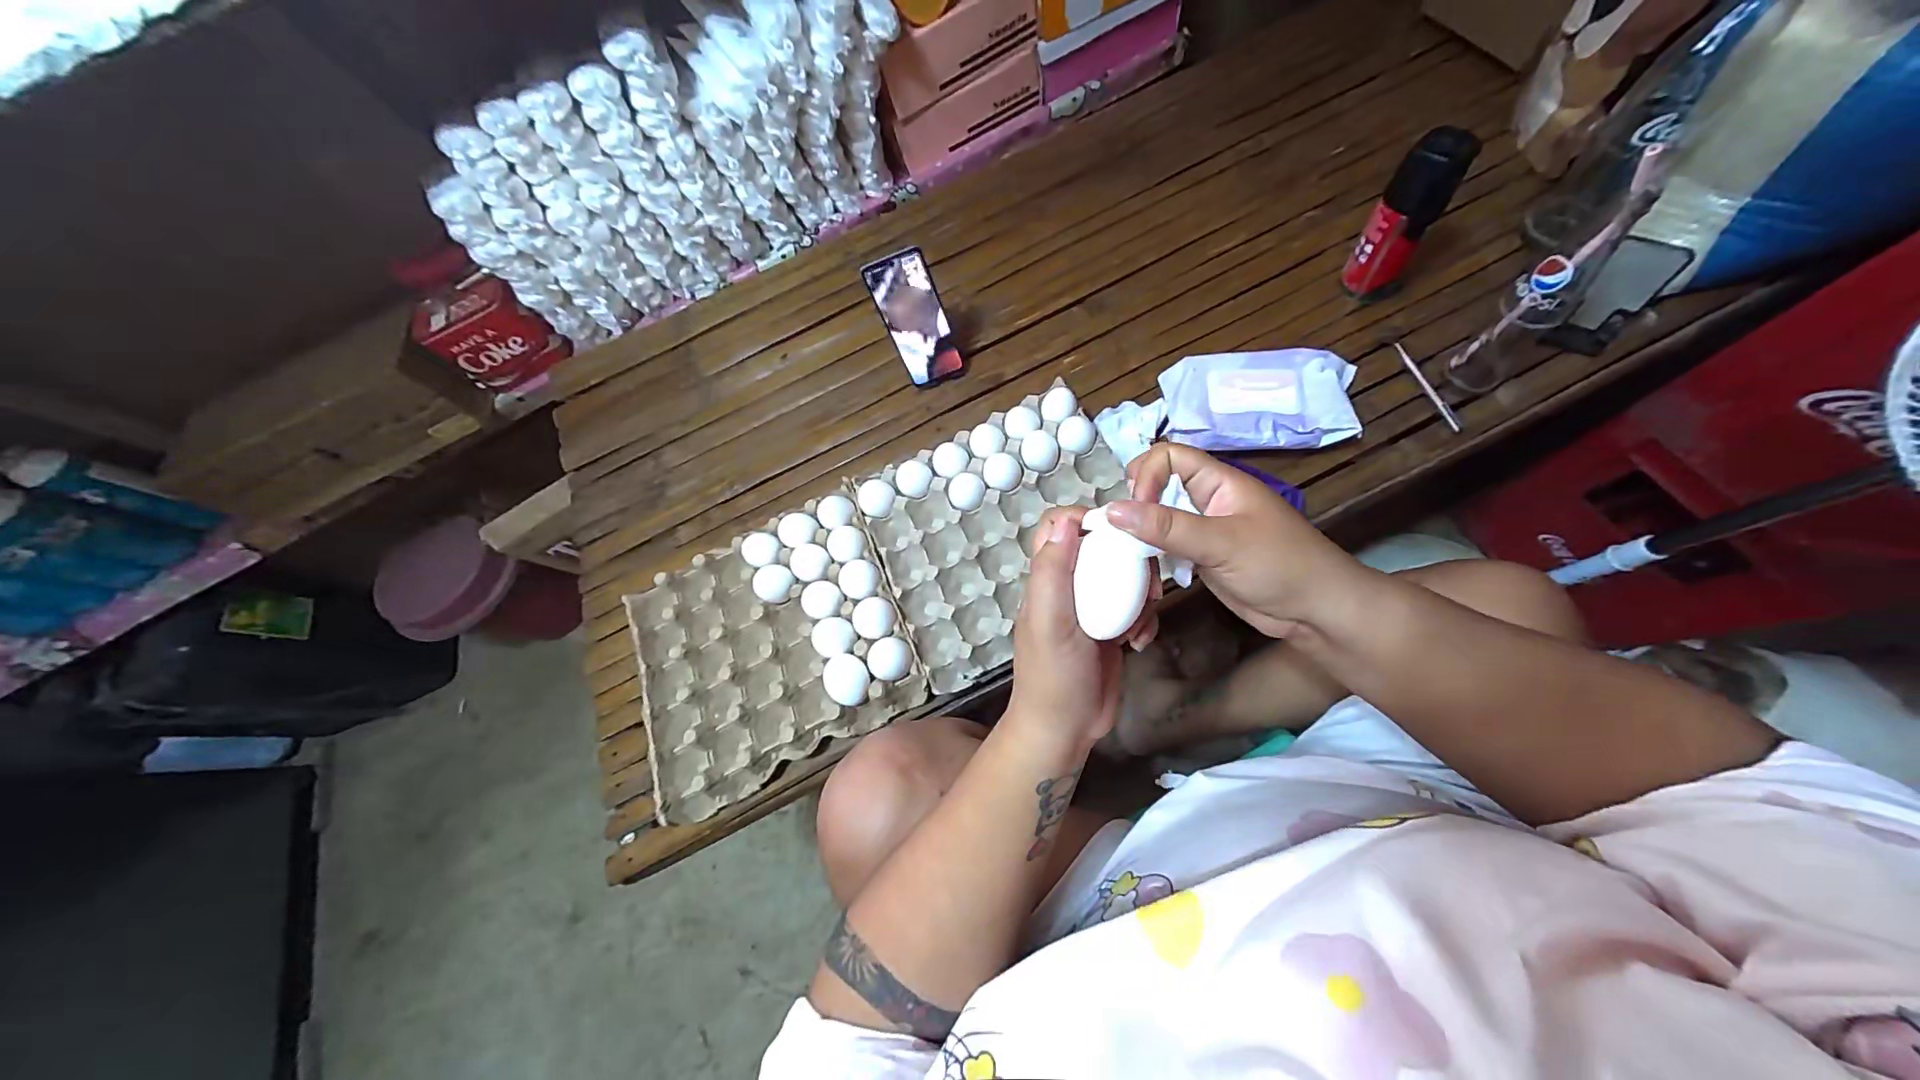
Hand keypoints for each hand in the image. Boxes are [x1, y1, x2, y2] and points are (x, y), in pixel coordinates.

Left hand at [1004, 508, 1125, 750]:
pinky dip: (1142, 621)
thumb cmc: (1054, 677)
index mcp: (1046, 579)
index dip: (1086, 519)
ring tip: (1139, 623)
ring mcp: (1090, 608)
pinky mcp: (1110, 628)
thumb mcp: (1050, 622)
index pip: (1059, 527)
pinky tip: (1138, 643)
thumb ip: (1052, 572)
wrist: (1066, 730)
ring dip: (1139, 595)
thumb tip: (1067, 521)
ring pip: (1122, 576)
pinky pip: (1134, 607)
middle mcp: (1067, 587)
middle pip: (1100, 547)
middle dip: (1127, 560)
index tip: (1118, 533)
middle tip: (1145, 585)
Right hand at [1105, 444, 1359, 637]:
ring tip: (1131, 560)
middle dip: (1136, 506)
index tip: (1136, 510)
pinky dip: (1152, 559)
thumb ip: (1167, 527)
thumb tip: (1113, 511)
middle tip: (1125, 534)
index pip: (1169, 457)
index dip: (1147, 475)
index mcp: (1219, 483)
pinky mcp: (1202, 557)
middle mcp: (1208, 501)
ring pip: (1158, 520)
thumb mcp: (1220, 543)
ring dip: (1141, 538)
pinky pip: (1166, 548)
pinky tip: (1148, 578)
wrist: (1317, 612)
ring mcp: (1204, 530)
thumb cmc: (1280, 566)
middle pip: (1158, 486)